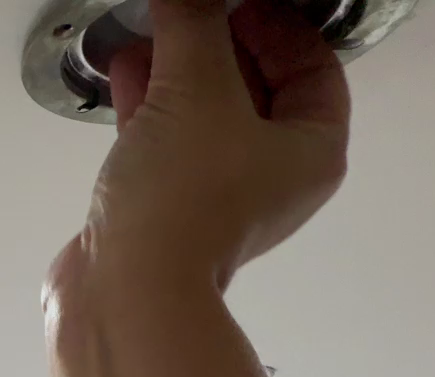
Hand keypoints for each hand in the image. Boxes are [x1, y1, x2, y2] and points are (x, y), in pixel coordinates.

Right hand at [62, 0, 350, 290]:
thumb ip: (192, 27)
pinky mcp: (161, 216)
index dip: (275, 24)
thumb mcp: (195, 90)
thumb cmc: (179, 208)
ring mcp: (210, 201)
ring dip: (173, 78)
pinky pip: (162, 149)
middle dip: (215, 48)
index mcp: (311, 151)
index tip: (239, 1)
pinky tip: (127, 82)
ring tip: (149, 41)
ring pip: (199, 122)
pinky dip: (146, 114)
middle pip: (252, 92)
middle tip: (192, 15)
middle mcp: (267, 180)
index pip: (311, 65)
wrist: (123, 290)